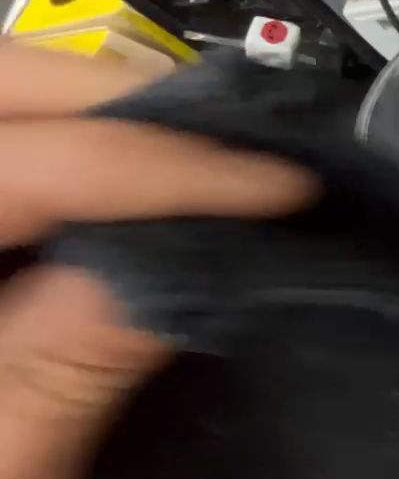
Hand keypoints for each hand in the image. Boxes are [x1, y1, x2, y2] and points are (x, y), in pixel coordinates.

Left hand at [0, 45, 313, 478]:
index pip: (13, 171)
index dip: (160, 168)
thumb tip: (189, 264)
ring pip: (9, 111)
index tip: (290, 188)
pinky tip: (179, 184)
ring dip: (121, 119)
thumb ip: (60, 373)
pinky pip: (29, 159)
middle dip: (130, 104)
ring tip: (230, 155)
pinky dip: (110, 153)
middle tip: (256, 146)